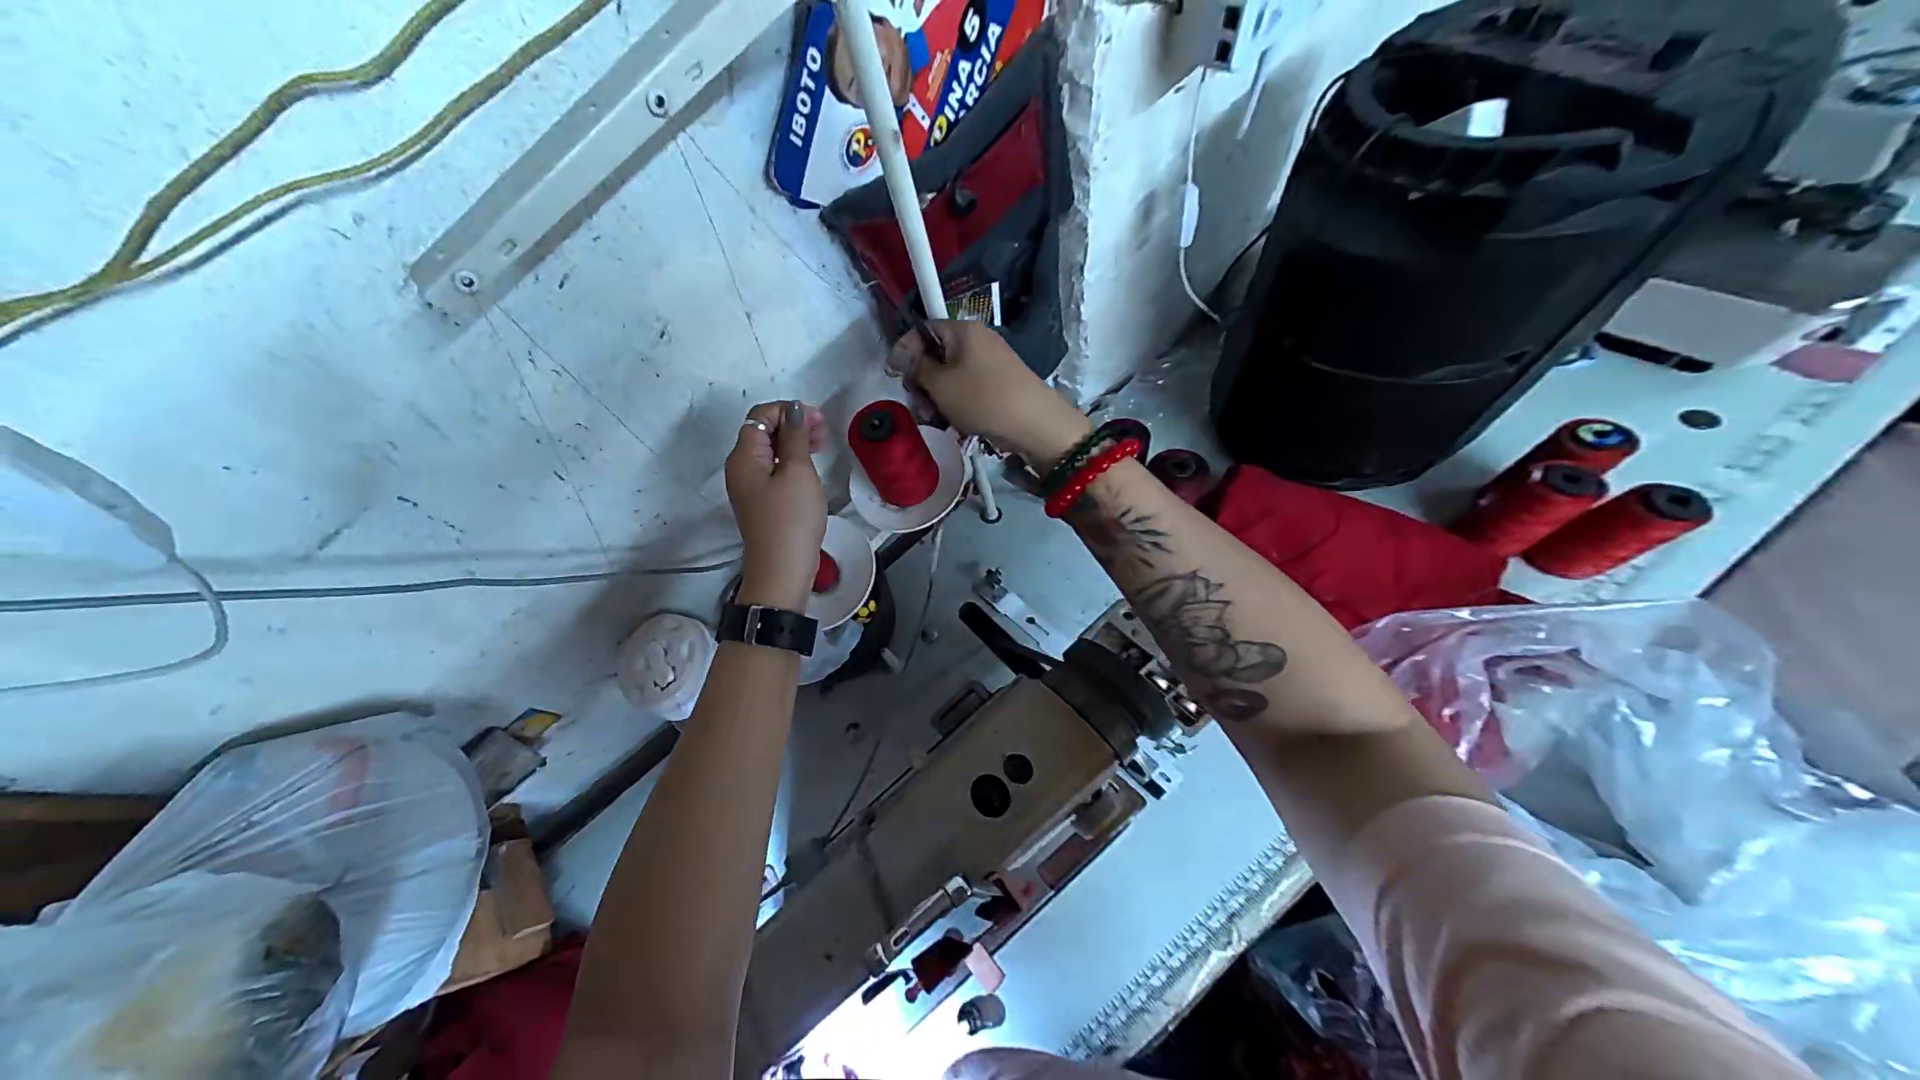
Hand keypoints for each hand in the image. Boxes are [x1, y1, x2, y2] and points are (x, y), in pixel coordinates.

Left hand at [726, 400, 827, 610]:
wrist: (782, 569)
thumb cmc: (791, 519)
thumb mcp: (797, 472)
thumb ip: (794, 437)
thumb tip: (793, 410)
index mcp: (743, 456)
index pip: (760, 416)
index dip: (788, 411)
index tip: (819, 420)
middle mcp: (739, 468)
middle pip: (762, 431)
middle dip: (792, 424)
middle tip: (823, 432)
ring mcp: (748, 486)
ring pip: (769, 451)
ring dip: (793, 443)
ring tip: (820, 447)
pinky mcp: (760, 501)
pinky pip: (772, 469)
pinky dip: (790, 461)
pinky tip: (809, 467)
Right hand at [887, 321, 1092, 471]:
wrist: (1034, 424)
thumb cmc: (983, 398)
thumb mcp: (941, 384)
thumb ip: (917, 368)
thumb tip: (903, 356)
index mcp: (963, 330)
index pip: (924, 329)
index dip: (905, 349)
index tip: (893, 374)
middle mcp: (977, 341)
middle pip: (936, 355)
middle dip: (921, 382)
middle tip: (919, 406)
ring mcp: (989, 364)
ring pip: (950, 377)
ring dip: (936, 399)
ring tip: (935, 421)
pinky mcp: (997, 386)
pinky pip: (967, 390)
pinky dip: (956, 405)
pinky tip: (954, 424)